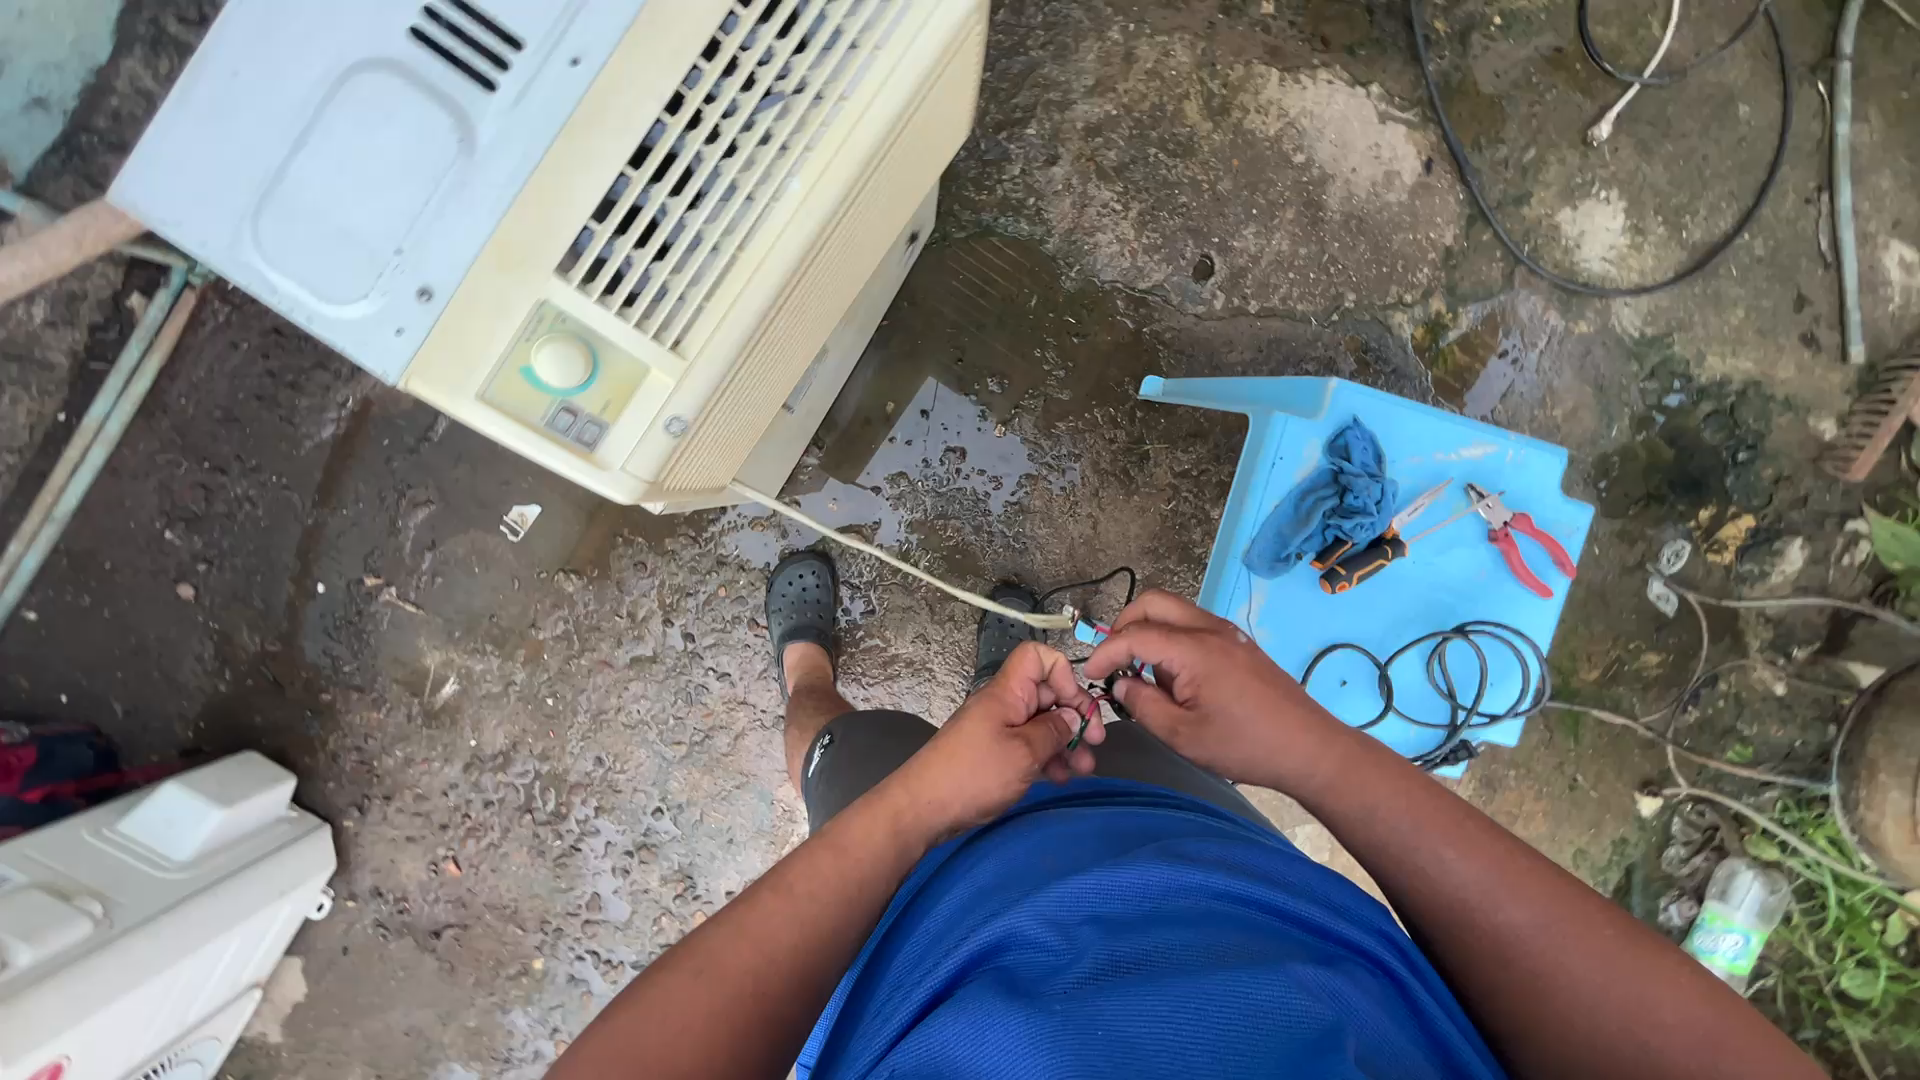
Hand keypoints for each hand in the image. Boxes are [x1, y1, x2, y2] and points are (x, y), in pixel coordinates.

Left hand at [875, 642, 1100, 841]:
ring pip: (1042, 723)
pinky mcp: (994, 754)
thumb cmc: (974, 775)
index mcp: (1007, 692)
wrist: (923, 809)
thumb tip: (1072, 716)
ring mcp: (998, 729)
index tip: (1077, 707)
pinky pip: (1029, 745)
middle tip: (1095, 744)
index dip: (1063, 674)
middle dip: (1075, 716)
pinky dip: (1048, 757)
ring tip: (1083, 770)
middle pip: (1047, 693)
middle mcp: (1004, 704)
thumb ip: (1053, 731)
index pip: (1038, 657)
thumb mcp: (1023, 752)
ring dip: (1066, 742)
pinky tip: (1060, 777)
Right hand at [1083, 590, 1350, 793]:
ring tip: (1141, 670)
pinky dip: (1170, 637)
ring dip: (1148, 629)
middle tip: (1113, 658)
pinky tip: (1172, 676)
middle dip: (1124, 624)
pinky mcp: (1237, 643)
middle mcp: (1210, 629)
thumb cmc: (1245, 745)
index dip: (1105, 652)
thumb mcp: (1183, 735)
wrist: (1310, 748)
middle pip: (1153, 602)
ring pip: (1174, 609)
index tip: (1090, 674)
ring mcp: (1227, 633)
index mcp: (1195, 649)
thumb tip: (1121, 684)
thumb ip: (1143, 705)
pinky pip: (1192, 624)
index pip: (1134, 635)